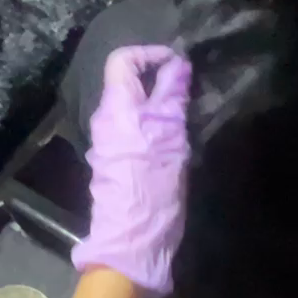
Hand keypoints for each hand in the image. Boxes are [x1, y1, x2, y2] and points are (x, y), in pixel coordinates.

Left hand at [71, 46, 192, 294]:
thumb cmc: (152, 186)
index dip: (149, 53)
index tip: (179, 64)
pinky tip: (176, 141)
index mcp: (115, 109)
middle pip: (128, 84)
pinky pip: (136, 130)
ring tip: (188, 114)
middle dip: (159, 80)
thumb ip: (171, 96)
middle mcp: (106, 122)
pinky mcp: (118, 164)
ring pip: (134, 109)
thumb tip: (178, 62)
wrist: (133, 243)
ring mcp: (110, 144)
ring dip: (160, 105)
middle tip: (191, 90)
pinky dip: (155, 126)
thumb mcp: (169, 136)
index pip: (122, 60)